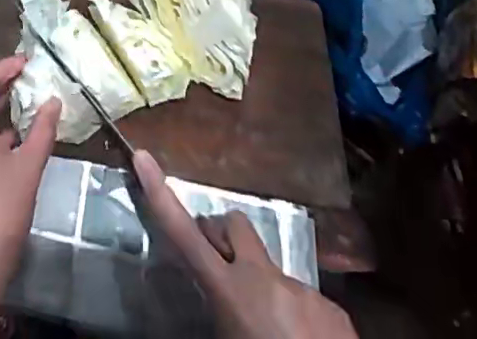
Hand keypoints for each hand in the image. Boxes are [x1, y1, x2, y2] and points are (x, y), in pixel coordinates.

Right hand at [134, 150, 355, 338]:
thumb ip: (219, 316)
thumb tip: (218, 305)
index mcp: (231, 293)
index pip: (185, 236)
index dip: (161, 194)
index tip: (142, 155)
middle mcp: (265, 279)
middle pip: (235, 225)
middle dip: (223, 236)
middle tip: (220, 268)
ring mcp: (303, 290)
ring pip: (273, 274)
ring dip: (265, 292)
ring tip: (271, 332)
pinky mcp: (334, 308)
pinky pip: (306, 302)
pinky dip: (298, 318)